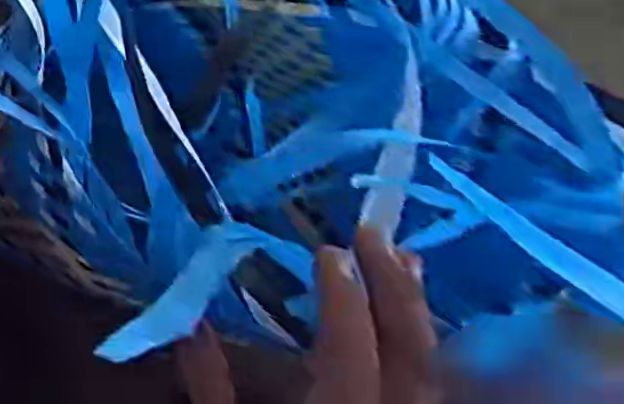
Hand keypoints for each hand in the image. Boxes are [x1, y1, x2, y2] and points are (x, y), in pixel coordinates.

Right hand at [177, 227, 440, 403]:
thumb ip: (209, 388)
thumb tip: (188, 320)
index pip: (352, 362)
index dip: (345, 306)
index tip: (326, 252)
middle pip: (414, 368)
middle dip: (397, 297)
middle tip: (372, 235)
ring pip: (435, 380)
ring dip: (420, 316)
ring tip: (402, 261)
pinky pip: (428, 393)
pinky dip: (420, 348)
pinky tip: (407, 316)